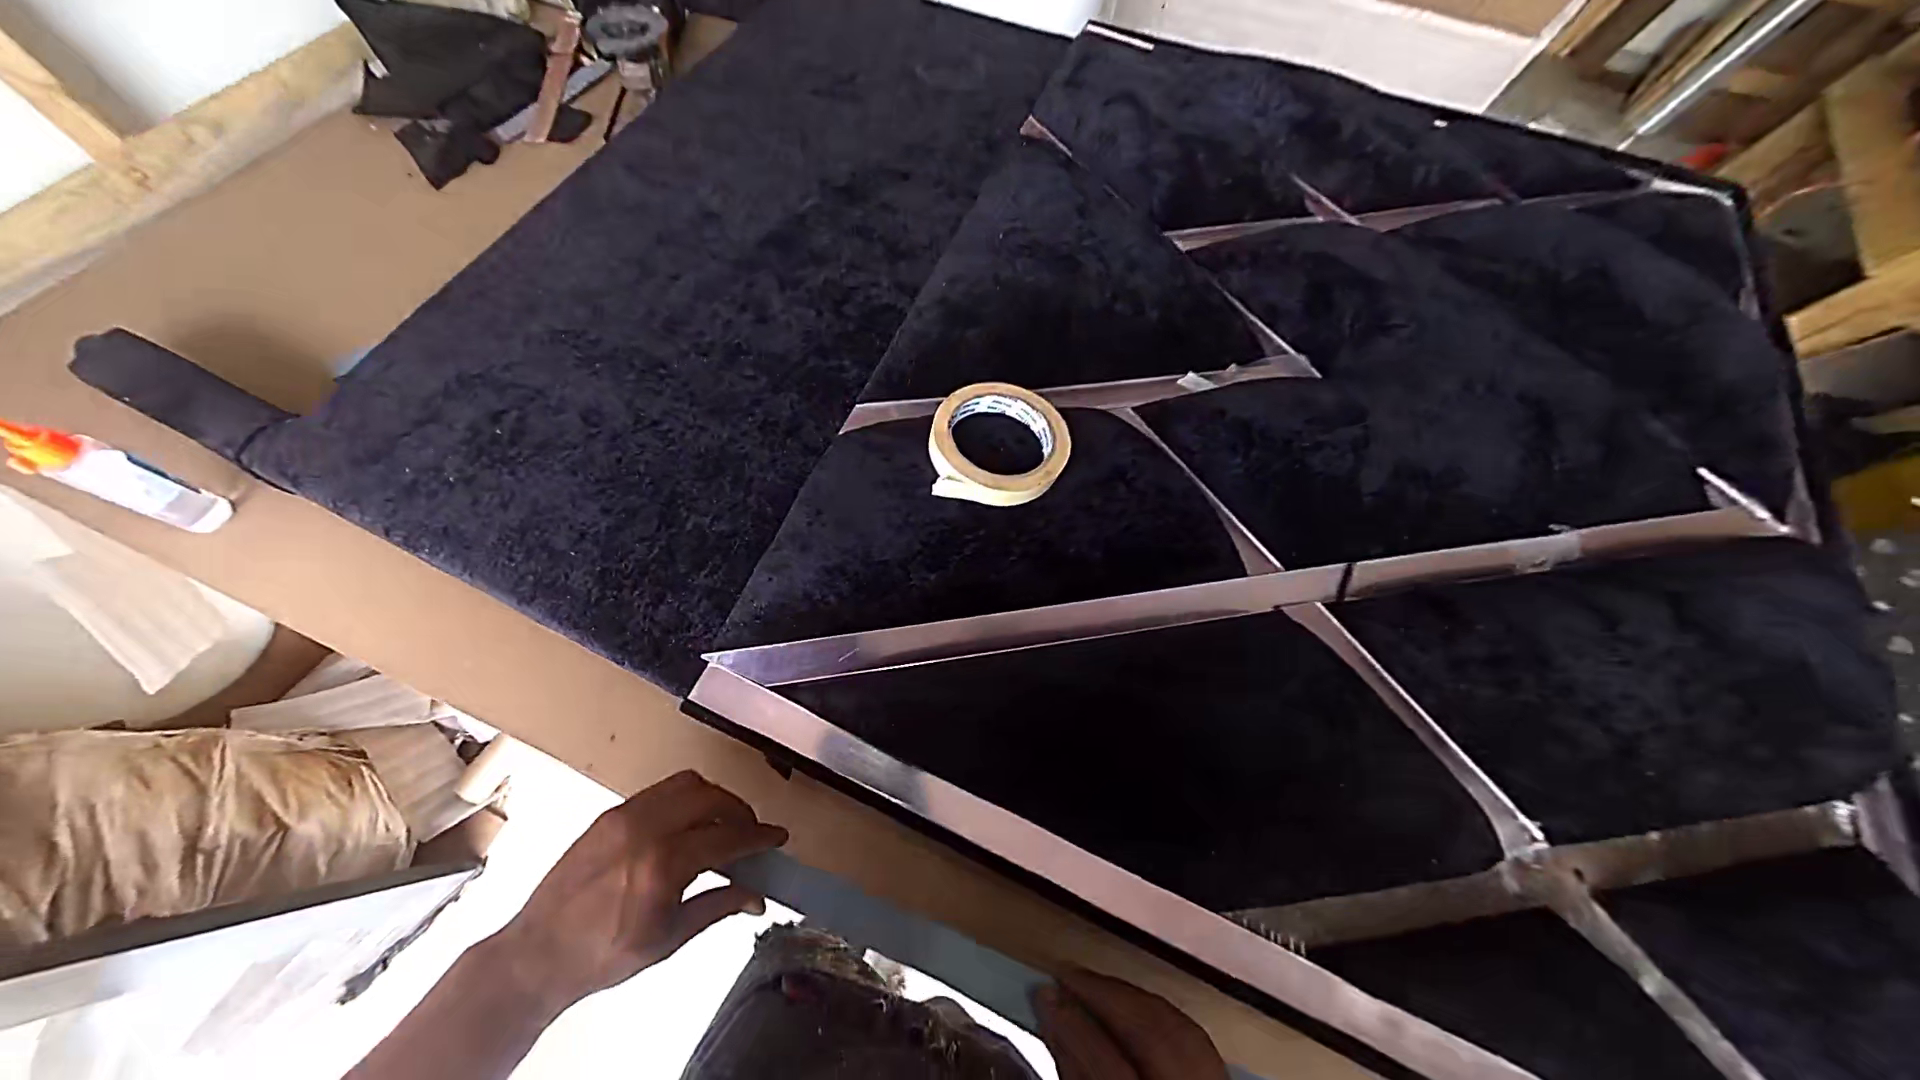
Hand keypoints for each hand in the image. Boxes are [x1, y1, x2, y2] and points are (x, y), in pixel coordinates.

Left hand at [487, 769, 788, 1011]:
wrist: (537, 955)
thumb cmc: (596, 955)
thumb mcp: (669, 938)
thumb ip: (718, 907)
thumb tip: (754, 897)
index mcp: (661, 866)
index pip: (728, 838)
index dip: (759, 836)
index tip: (776, 837)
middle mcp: (644, 832)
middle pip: (712, 798)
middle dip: (740, 812)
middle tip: (750, 833)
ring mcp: (624, 818)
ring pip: (687, 784)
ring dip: (713, 798)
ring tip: (721, 824)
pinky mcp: (610, 815)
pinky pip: (660, 790)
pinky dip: (685, 798)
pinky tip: (687, 824)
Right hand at [1036, 968, 1229, 1079]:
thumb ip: (1075, 1075)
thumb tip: (1053, 1017)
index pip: (1108, 1068)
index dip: (1073, 1024)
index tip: (1046, 992)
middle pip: (1153, 1037)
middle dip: (1106, 996)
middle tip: (1068, 976)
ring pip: (1180, 1030)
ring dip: (1133, 998)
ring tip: (1094, 985)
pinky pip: (1197, 1042)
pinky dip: (1162, 1016)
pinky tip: (1133, 1006)